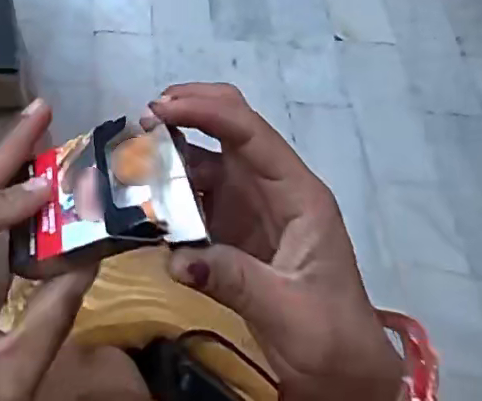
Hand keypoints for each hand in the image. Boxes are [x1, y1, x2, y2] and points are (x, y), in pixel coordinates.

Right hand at [149, 83, 401, 400]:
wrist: (346, 378)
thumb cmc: (331, 340)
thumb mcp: (288, 314)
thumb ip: (235, 280)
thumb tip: (177, 258)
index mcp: (296, 191)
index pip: (249, 132)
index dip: (206, 111)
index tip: (162, 108)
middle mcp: (270, 183)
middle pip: (229, 123)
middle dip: (189, 107)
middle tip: (147, 117)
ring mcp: (249, 200)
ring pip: (206, 151)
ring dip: (172, 145)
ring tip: (135, 154)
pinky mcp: (230, 221)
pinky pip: (194, 187)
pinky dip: (169, 182)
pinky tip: (145, 191)